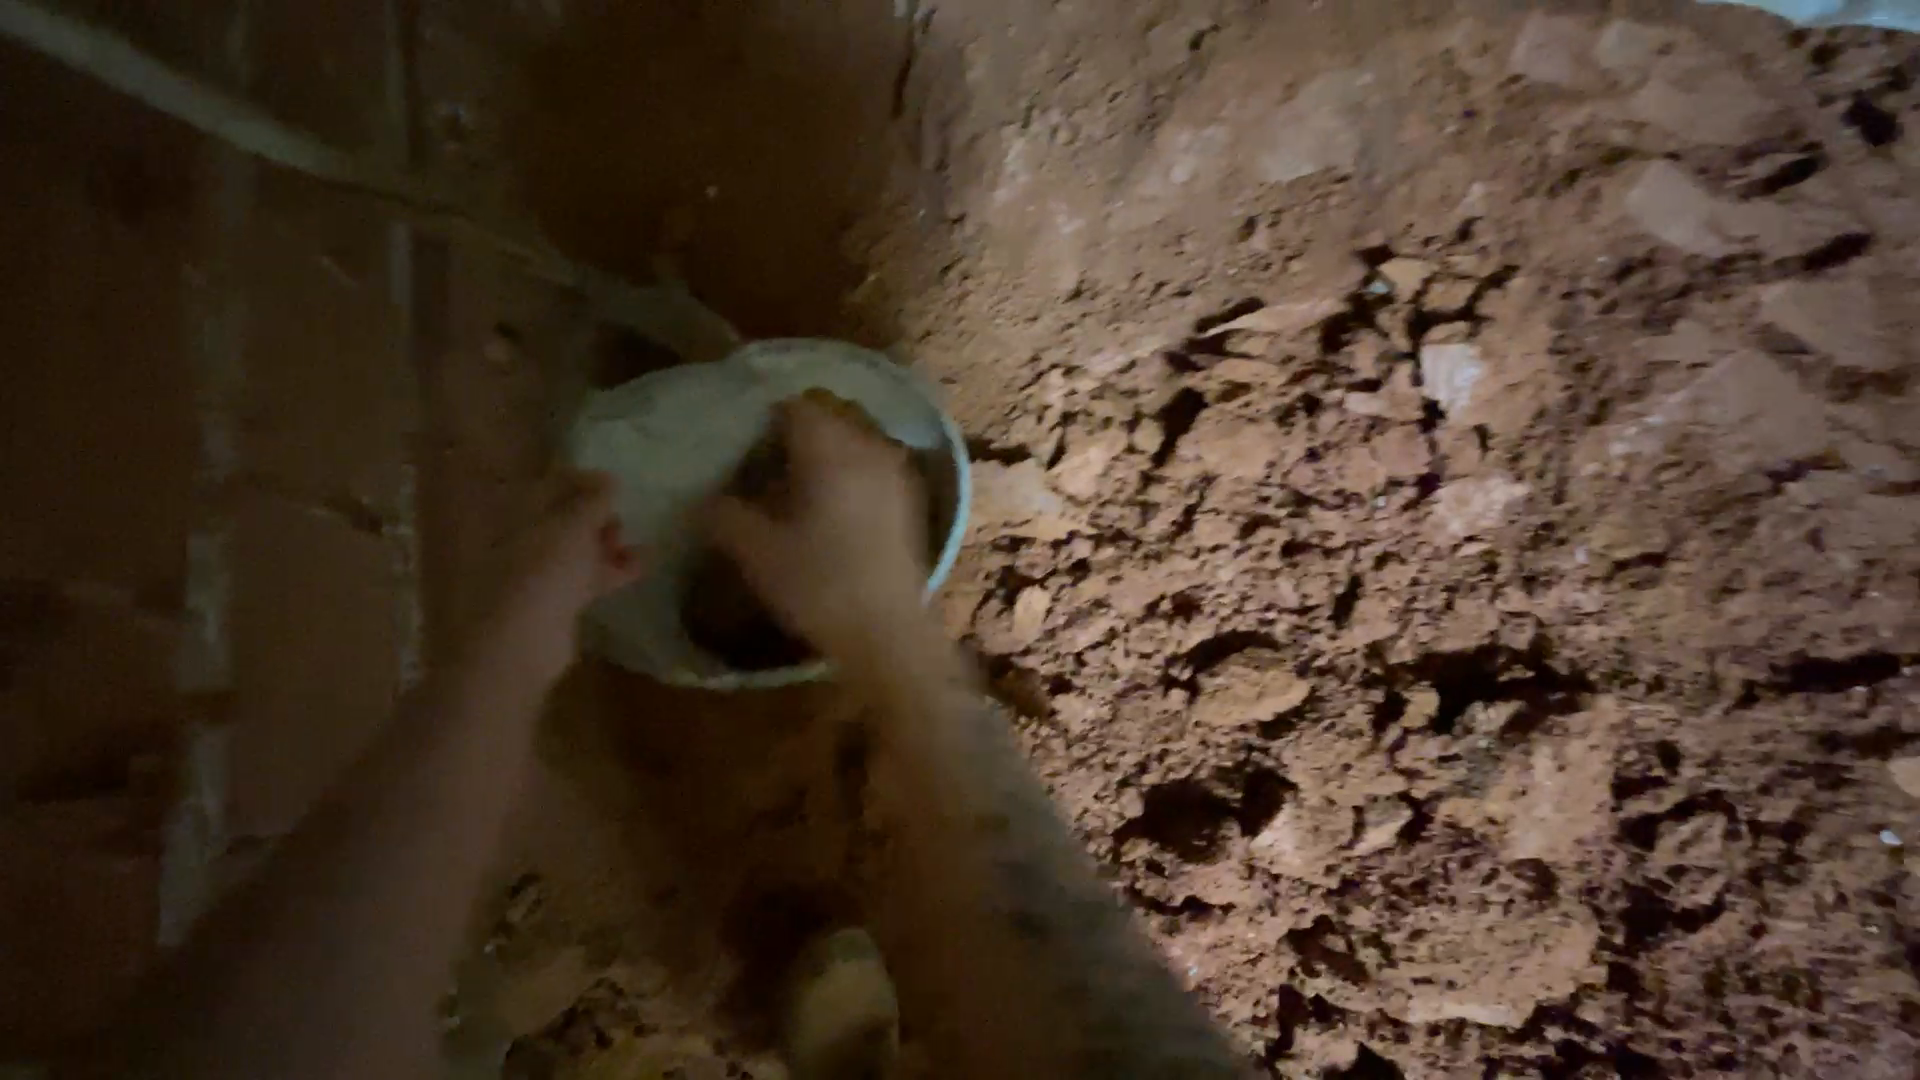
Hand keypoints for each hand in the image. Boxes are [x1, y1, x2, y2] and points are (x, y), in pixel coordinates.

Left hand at [487, 469, 643, 681]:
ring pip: (578, 549)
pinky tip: (641, 565)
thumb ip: (593, 501)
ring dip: (607, 543)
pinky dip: (612, 569)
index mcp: (516, 515)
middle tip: (622, 516)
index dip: (582, 480)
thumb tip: (610, 479)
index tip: (616, 483)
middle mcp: (523, 539)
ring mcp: (538, 572)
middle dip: (597, 515)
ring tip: (635, 542)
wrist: (522, 642)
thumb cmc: (544, 572)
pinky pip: (587, 577)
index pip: (550, 485)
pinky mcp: (556, 600)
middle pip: (564, 517)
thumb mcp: (573, 527)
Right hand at [705, 398, 928, 664]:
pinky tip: (835, 507)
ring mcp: (897, 473)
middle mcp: (870, 449)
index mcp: (831, 451)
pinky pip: (876, 465)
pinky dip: (852, 472)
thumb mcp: (758, 553)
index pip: (796, 407)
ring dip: (828, 452)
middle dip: (798, 433)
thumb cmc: (819, 588)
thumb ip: (725, 516)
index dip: (767, 421)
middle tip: (770, 466)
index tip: (747, 448)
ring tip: (801, 486)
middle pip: (830, 417)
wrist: (888, 633)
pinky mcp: (912, 500)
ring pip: (856, 439)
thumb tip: (704, 501)